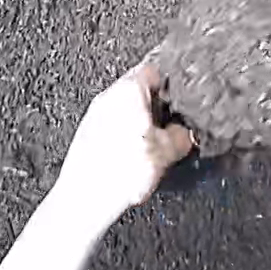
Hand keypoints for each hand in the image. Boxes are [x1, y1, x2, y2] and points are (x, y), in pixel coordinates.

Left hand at [55, 59, 194, 229]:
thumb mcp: (166, 153)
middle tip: (171, 123)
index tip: (181, 98)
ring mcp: (96, 112)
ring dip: (140, 119)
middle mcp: (109, 94)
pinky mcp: (88, 131)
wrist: (84, 200)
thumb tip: (186, 131)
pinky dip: (126, 132)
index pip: (156, 69)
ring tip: (152, 142)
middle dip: (157, 105)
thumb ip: (182, 135)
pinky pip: (114, 122)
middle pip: (140, 87)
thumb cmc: (119, 172)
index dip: (173, 83)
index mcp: (129, 88)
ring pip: (127, 106)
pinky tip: (132, 154)